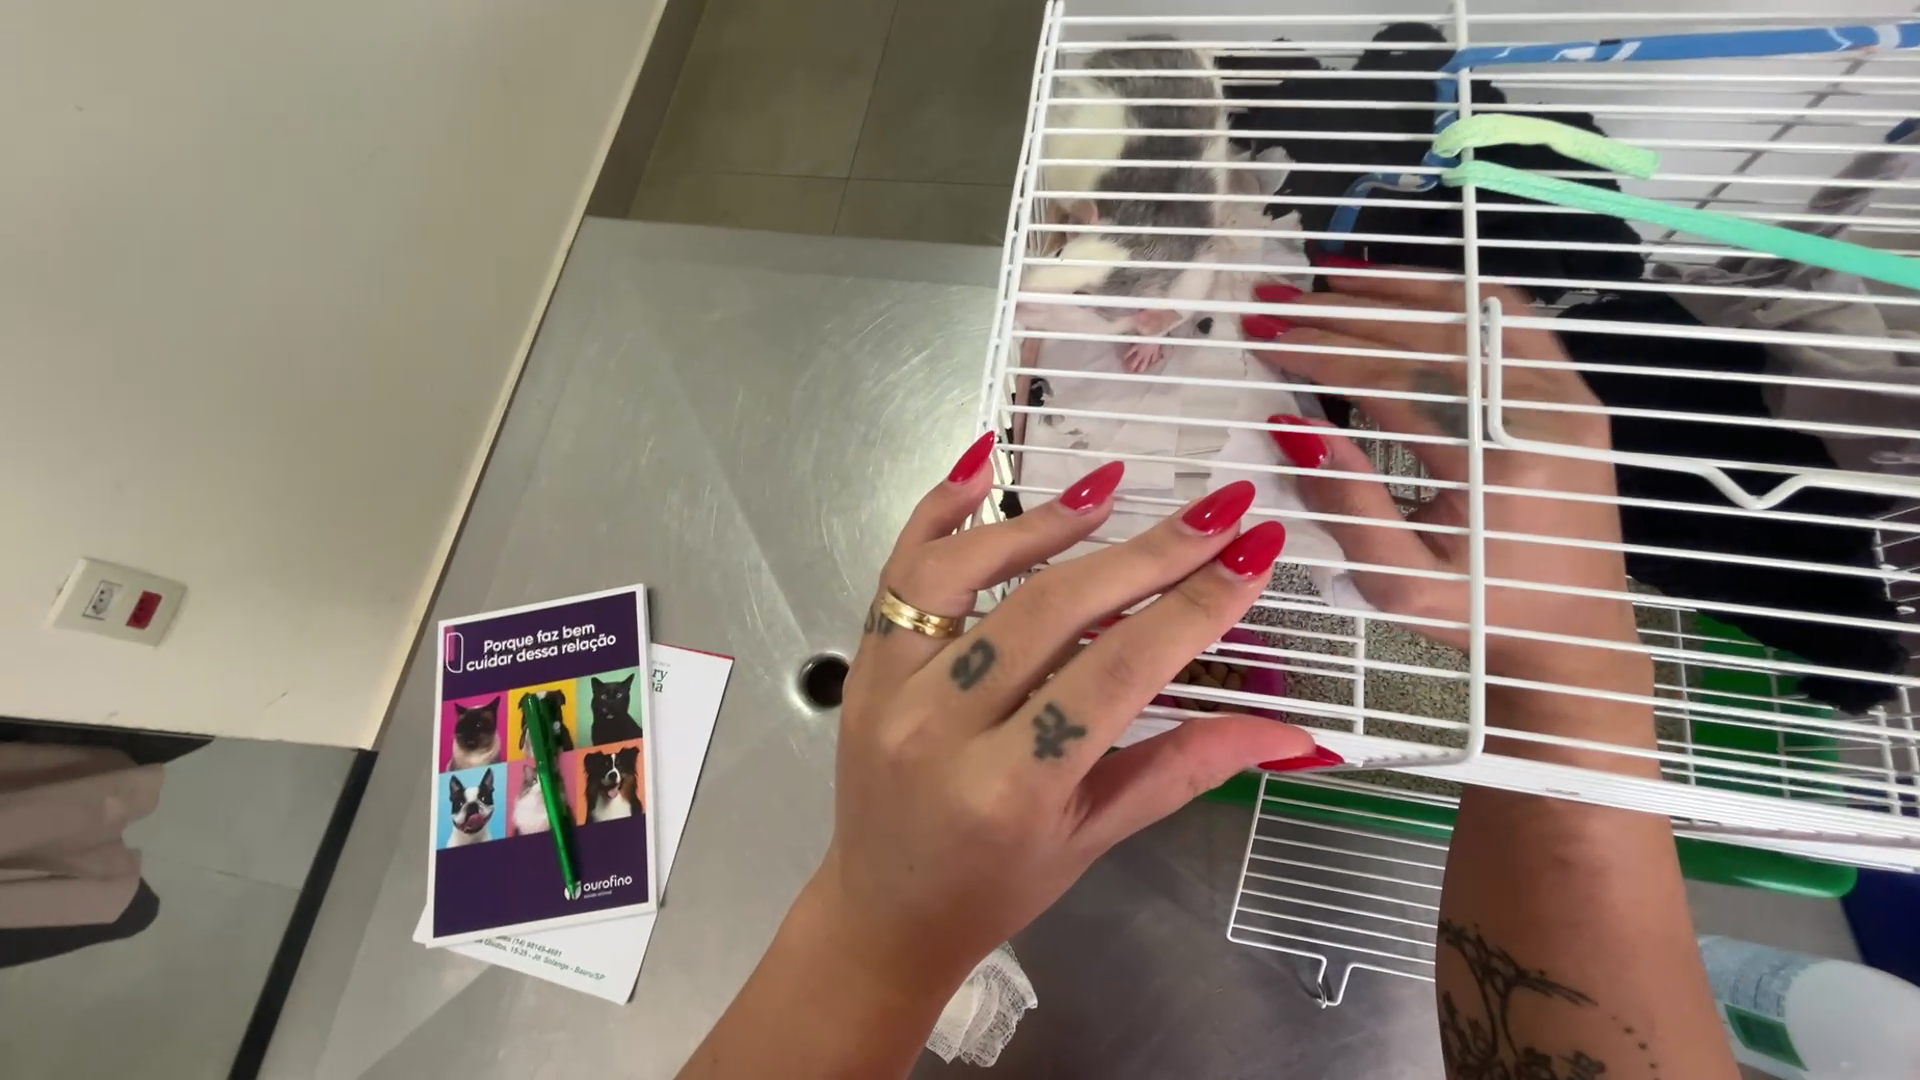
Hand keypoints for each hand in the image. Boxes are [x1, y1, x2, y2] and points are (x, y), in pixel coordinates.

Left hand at [816, 433, 1320, 990]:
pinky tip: (984, 460)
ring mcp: (890, 684)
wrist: (884, 912)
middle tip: (1215, 506)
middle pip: (1052, 610)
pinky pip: (899, 567)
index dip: (1193, 606)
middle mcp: (942, 726)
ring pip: (968, 572)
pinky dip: (939, 507)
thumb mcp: (1094, 838)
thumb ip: (1185, 770)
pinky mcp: (865, 661)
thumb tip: (1293, 732)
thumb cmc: (997, 887)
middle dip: (1148, 553)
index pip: (1118, 672)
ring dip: (1045, 520)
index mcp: (1011, 787)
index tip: (1252, 549)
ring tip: (1112, 486)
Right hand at [1244, 272, 1645, 692]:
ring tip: (1325, 276)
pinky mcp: (1571, 392)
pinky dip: (1450, 293)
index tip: (1266, 337)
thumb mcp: (1395, 581)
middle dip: (1339, 315)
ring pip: (1472, 313)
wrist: (1574, 630)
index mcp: (1500, 465)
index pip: (1395, 383)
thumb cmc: (1477, 612)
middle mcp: (1545, 413)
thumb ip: (1345, 503)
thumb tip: (1290, 427)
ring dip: (1392, 289)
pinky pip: (1510, 319)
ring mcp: (1567, 395)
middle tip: (1275, 298)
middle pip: (1427, 337)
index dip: (1322, 355)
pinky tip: (1401, 286)